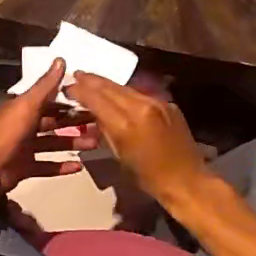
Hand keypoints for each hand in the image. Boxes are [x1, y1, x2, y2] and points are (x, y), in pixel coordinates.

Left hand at [0, 59, 100, 195]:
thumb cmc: (9, 133)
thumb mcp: (28, 104)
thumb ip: (46, 85)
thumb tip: (60, 59)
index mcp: (22, 108)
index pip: (49, 101)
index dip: (68, 101)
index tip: (90, 102)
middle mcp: (23, 125)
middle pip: (53, 122)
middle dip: (75, 123)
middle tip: (98, 125)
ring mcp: (23, 148)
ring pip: (53, 143)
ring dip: (72, 143)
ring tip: (94, 144)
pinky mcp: (24, 167)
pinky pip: (46, 165)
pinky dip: (61, 166)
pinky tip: (78, 166)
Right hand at [62, 72, 213, 204]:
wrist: (187, 180)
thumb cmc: (149, 177)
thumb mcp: (119, 156)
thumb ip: (106, 131)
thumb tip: (95, 114)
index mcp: (126, 124)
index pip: (97, 99)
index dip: (81, 90)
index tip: (68, 86)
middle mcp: (142, 107)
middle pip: (111, 88)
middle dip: (92, 81)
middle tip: (77, 75)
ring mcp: (158, 103)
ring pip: (126, 88)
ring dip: (108, 84)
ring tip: (92, 80)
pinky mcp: (168, 104)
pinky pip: (141, 94)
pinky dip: (126, 92)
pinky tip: (118, 93)